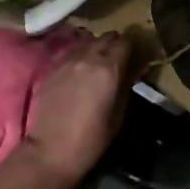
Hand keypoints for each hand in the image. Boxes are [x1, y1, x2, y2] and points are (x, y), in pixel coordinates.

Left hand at [19, 32, 133, 183]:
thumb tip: (134, 69)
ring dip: (97, 48)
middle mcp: (86, 58)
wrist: (51, 149)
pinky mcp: (52, 68)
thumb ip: (126, 86)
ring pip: (86, 43)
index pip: (125, 43)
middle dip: (115, 44)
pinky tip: (83, 70)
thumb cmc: (92, 139)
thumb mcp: (118, 115)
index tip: (138, 54)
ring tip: (102, 62)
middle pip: (105, 39)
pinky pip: (71, 53)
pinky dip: (81, 55)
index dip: (134, 47)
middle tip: (122, 57)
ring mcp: (66, 61)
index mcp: (107, 69)